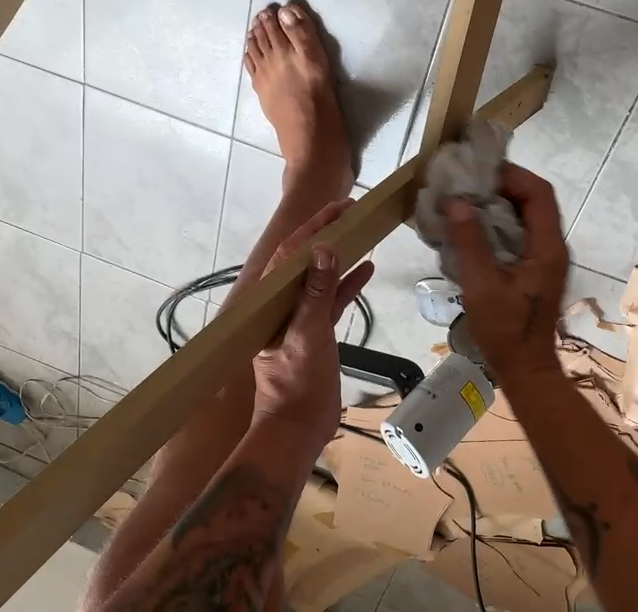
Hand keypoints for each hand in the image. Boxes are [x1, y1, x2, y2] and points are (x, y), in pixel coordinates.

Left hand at [250, 200, 374, 452]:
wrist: (298, 428)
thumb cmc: (296, 382)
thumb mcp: (307, 334)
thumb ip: (316, 292)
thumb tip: (324, 248)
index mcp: (270, 300)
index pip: (290, 252)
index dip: (313, 227)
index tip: (338, 208)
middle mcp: (281, 303)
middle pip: (305, 259)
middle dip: (326, 233)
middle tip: (352, 210)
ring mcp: (299, 317)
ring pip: (320, 276)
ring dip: (339, 254)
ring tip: (361, 231)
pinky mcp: (316, 332)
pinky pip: (332, 300)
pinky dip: (348, 284)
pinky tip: (367, 268)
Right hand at [443, 164, 568, 381]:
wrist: (525, 369)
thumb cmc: (506, 330)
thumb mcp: (482, 285)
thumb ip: (470, 241)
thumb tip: (456, 201)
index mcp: (547, 247)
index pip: (538, 193)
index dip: (512, 175)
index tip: (479, 172)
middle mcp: (552, 246)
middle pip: (533, 200)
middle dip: (501, 185)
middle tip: (467, 182)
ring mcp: (544, 257)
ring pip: (524, 215)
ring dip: (497, 203)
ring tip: (464, 200)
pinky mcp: (533, 268)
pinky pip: (518, 232)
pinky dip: (496, 222)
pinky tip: (470, 228)